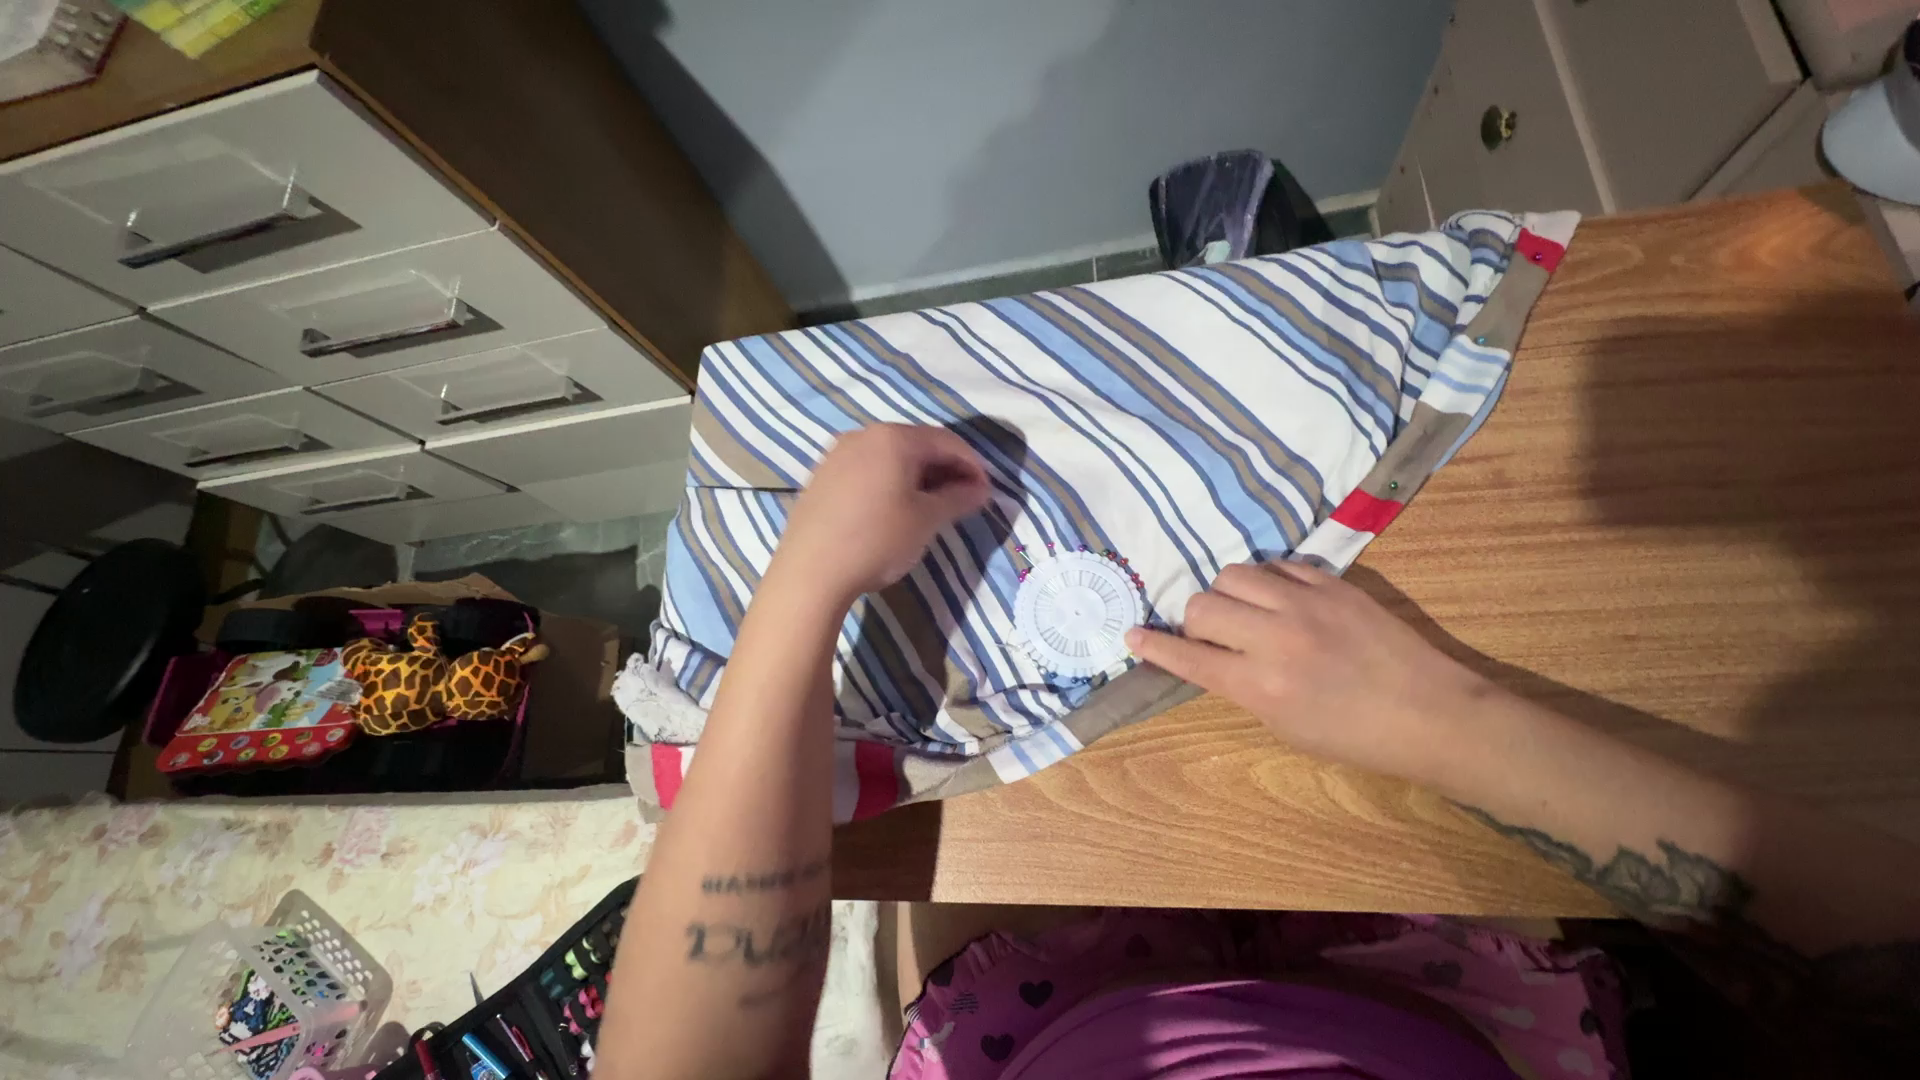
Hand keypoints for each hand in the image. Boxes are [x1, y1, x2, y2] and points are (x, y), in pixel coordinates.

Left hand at [773, 424, 991, 601]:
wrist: (810, 573)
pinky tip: (896, 509)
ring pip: (891, 457)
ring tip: (932, 507)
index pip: (947, 441)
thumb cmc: (877, 540)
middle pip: (917, 444)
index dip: (973, 465)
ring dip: (918, 476)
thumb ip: (958, 498)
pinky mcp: (822, 477)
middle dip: (945, 469)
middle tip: (963, 500)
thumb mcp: (926, 520)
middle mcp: (864, 435)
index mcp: (894, 438)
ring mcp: (838, 454)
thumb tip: (980, 490)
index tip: (986, 493)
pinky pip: (868, 469)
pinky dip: (890, 482)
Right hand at [1124, 561, 1493, 784]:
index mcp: (1258, 685)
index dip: (1153, 645)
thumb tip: (1210, 657)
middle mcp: (1272, 638)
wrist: (1431, 714)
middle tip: (1214, 634)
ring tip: (1247, 609)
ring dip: (1228, 593)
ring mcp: (1303, 604)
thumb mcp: (1283, 726)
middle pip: (1202, 605)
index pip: (1186, 655)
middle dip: (1196, 620)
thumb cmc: (1354, 737)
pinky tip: (1282, 598)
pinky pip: (1278, 566)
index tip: (1133, 635)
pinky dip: (1269, 581)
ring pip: (1233, 574)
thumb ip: (1241, 686)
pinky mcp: (1332, 583)